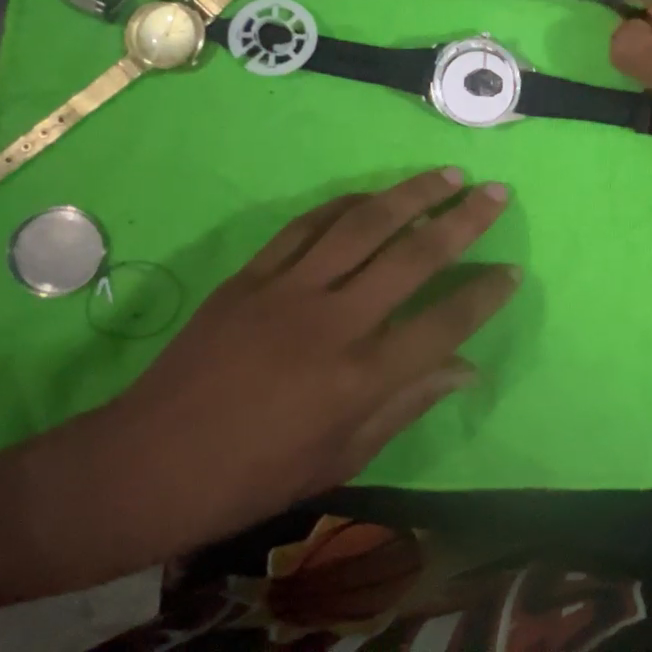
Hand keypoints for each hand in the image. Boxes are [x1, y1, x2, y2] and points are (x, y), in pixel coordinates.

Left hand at [20, 168, 516, 586]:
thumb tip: (466, 367)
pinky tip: (372, 196)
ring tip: (448, 175)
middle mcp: (331, 324)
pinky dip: (346, 205)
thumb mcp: (341, 459)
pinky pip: (306, 227)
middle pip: (413, 256)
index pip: (444, 322)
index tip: (512, 270)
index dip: (485, 293)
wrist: (139, 467)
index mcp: (359, 379)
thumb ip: (407, 405)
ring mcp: (286, 294)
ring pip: (363, 225)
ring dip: (412, 195)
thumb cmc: (252, 477)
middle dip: (463, 220)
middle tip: (496, 193)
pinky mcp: (249, 279)